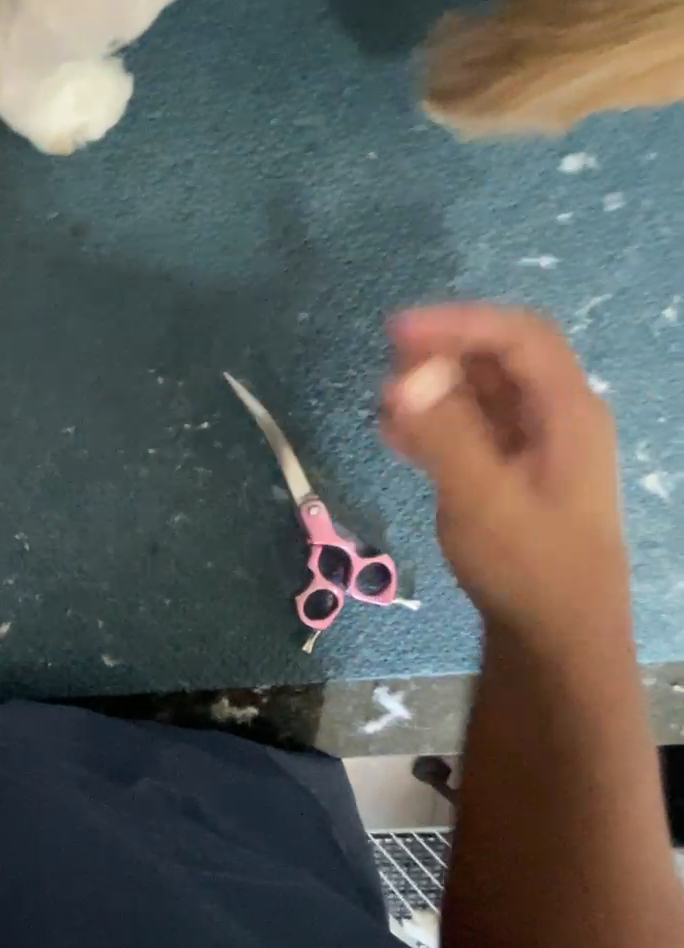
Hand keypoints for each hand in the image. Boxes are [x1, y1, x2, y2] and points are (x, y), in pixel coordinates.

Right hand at [381, 304, 630, 647]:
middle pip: (498, 356)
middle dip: (439, 352)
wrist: (552, 625)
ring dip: (428, 385)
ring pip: (477, 389)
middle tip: (381, 371)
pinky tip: (394, 435)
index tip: (392, 331)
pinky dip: (426, 417)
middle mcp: (553, 417)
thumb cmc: (526, 562)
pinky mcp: (501, 466)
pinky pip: (464, 423)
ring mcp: (528, 442)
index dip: (458, 323)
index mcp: (566, 412)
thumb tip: (402, 376)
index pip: (520, 338)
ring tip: (384, 406)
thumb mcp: (481, 498)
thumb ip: (444, 435)